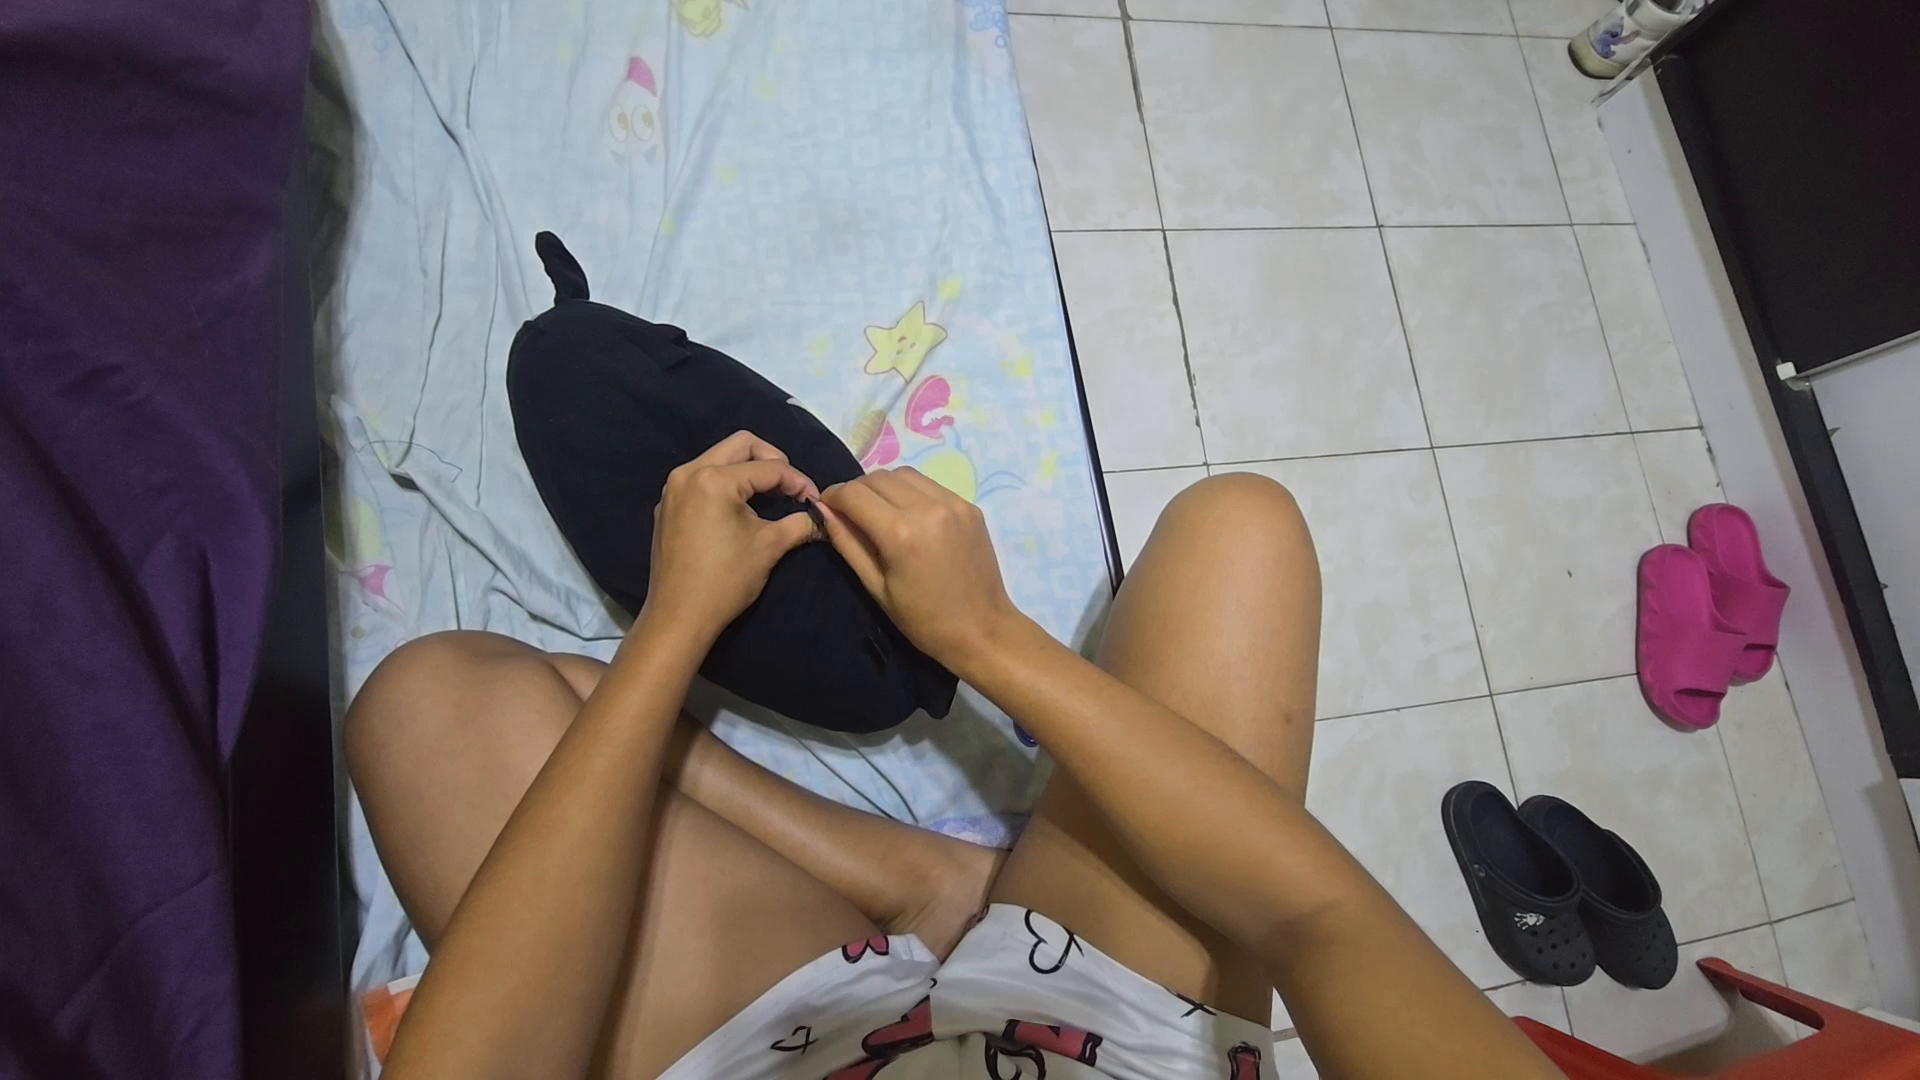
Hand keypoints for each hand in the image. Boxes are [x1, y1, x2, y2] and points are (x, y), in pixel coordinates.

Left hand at [642, 431, 820, 642]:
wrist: (679, 617)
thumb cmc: (726, 581)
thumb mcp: (770, 547)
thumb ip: (800, 523)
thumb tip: (823, 517)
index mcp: (714, 480)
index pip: (769, 468)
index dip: (799, 481)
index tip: (816, 501)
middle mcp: (689, 473)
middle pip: (741, 445)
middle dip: (773, 461)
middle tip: (792, 488)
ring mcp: (673, 488)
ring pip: (720, 458)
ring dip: (749, 470)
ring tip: (771, 497)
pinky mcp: (668, 505)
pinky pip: (703, 478)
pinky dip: (727, 484)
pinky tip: (741, 509)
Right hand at [816, 467, 1020, 667]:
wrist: (983, 629)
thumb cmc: (924, 620)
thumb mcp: (876, 587)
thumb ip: (848, 543)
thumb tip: (823, 510)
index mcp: (901, 533)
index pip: (854, 494)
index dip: (833, 496)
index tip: (826, 506)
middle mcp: (928, 508)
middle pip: (878, 477)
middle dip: (857, 490)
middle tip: (851, 513)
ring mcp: (953, 503)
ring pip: (904, 473)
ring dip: (884, 486)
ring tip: (880, 512)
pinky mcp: (969, 506)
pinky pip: (929, 484)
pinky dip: (911, 492)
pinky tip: (909, 515)